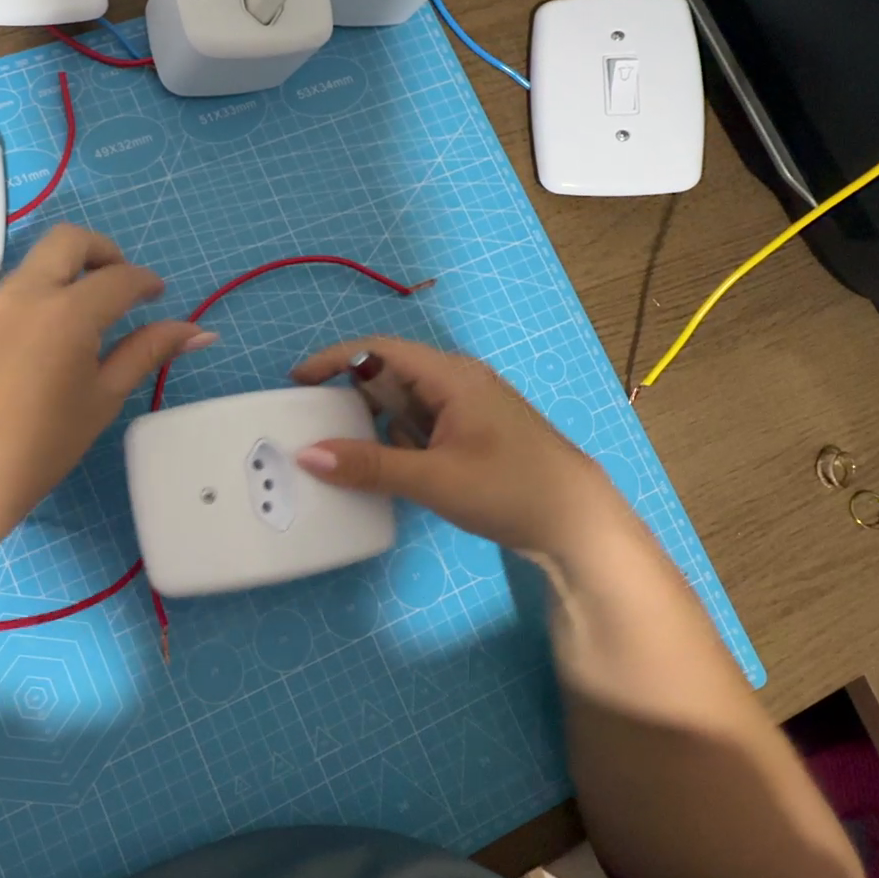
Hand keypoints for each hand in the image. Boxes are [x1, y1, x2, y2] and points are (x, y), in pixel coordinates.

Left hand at [0, 225, 214, 537]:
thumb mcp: (105, 395)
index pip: (118, 278)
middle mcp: (25, 292)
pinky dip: (38, 293)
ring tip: (85, 315)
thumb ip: (148, 351)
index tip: (157, 295)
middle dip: (104, 251)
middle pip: (69, 240)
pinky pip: (11, 288)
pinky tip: (46, 337)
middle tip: (121, 285)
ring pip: (35, 261)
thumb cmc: (47, 442)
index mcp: (66, 311)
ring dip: (67, 271)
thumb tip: (200, 332)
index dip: (145, 282)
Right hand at [290, 337, 627, 558]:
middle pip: (389, 374)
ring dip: (374, 422)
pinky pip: (419, 423)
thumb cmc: (511, 490)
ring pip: (403, 401)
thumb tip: (307, 454)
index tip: (297, 382)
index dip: (333, 360)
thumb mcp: (433, 479)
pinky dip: (395, 438)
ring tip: (347, 451)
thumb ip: (367, 465)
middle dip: (350, 396)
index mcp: (451, 377)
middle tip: (316, 424)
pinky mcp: (472, 432)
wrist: (581, 527)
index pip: (378, 350)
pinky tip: (389, 466)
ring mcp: (468, 408)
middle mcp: (458, 382)